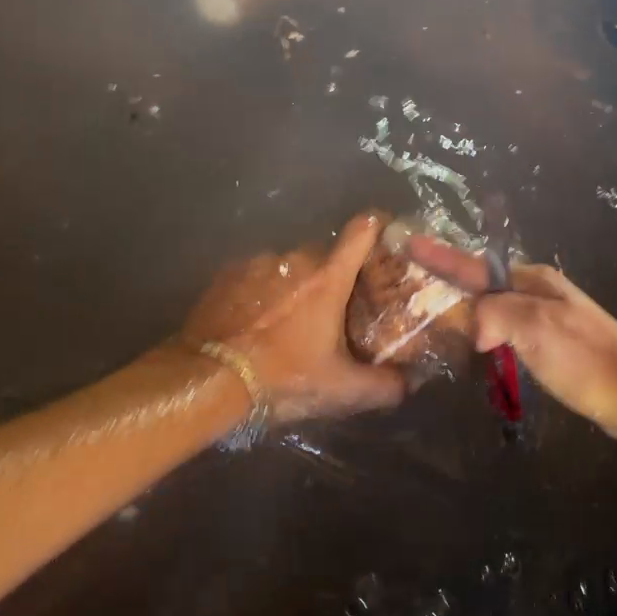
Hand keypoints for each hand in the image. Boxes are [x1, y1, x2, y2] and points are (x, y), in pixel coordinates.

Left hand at [178, 211, 406, 423]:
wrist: (207, 380)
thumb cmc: (281, 377)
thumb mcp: (339, 389)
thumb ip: (382, 386)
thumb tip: (408, 384)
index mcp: (329, 277)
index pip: (363, 230)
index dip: (378, 226)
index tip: (386, 236)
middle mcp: (297, 258)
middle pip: (326, 254)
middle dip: (333, 276)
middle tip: (333, 308)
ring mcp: (259, 263)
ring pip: (290, 265)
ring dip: (295, 285)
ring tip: (289, 320)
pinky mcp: (228, 274)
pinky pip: (258, 274)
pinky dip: (263, 291)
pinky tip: (256, 321)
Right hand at [405, 237, 616, 440]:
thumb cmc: (586, 358)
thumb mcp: (536, 328)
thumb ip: (496, 314)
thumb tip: (474, 328)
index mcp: (534, 281)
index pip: (476, 266)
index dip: (442, 257)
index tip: (411, 243)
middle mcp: (539, 294)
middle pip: (484, 286)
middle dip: (451, 285)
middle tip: (413, 290)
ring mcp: (547, 321)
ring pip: (495, 312)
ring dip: (468, 316)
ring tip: (434, 322)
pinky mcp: (552, 349)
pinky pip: (508, 335)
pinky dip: (487, 339)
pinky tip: (475, 352)